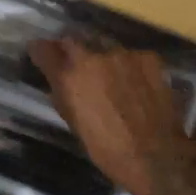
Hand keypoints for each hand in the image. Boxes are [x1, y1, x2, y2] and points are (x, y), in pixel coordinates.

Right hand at [28, 38, 195, 194]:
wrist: (155, 154)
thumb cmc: (106, 148)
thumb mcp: (74, 122)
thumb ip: (63, 94)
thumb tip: (59, 80)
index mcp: (69, 77)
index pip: (44, 49)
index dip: (40, 51)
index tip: (40, 53)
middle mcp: (92, 57)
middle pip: (73, 40)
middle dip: (70, 49)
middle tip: (74, 63)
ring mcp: (122, 54)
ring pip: (104, 46)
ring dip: (101, 58)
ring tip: (109, 76)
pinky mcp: (148, 57)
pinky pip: (131, 56)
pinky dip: (128, 65)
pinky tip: (134, 83)